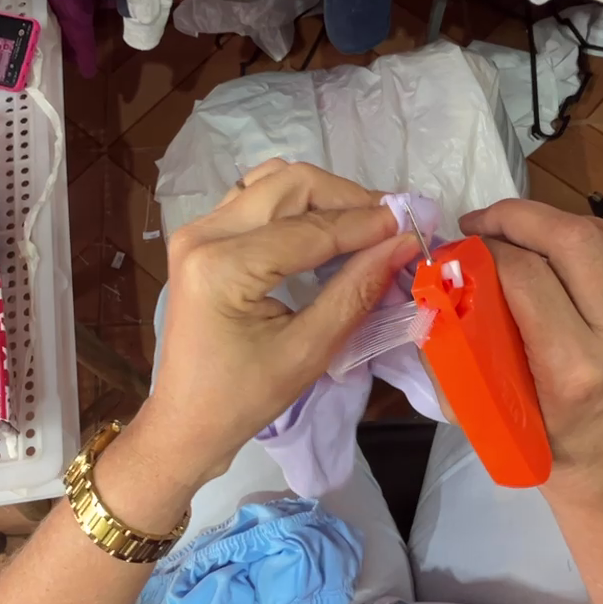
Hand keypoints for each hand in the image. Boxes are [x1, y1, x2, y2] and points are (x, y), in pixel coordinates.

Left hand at [135, 160, 418, 485]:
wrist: (187, 419)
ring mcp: (196, 231)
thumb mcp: (308, 351)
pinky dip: (295, 206)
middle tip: (389, 224)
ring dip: (321, 197)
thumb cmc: (243, 398)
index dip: (367, 224)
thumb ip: (356, 291)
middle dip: (346, 198)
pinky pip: (255, 199)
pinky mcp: (200, 238)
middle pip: (290, 184)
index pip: (310, 228)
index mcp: (222, 266)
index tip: (414, 223)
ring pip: (272, 183)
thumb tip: (403, 243)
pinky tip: (324, 231)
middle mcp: (203, 234)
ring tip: (362, 225)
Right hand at [458, 200, 602, 498]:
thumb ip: (453, 346)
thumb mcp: (479, 403)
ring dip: (547, 218)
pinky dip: (586, 227)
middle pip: (573, 242)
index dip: (487, 250)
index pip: (528, 279)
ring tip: (508, 226)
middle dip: (517, 218)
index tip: (457, 251)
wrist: (599, 456)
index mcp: (574, 368)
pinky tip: (553, 235)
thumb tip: (431, 289)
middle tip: (478, 222)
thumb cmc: (530, 436)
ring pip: (601, 234)